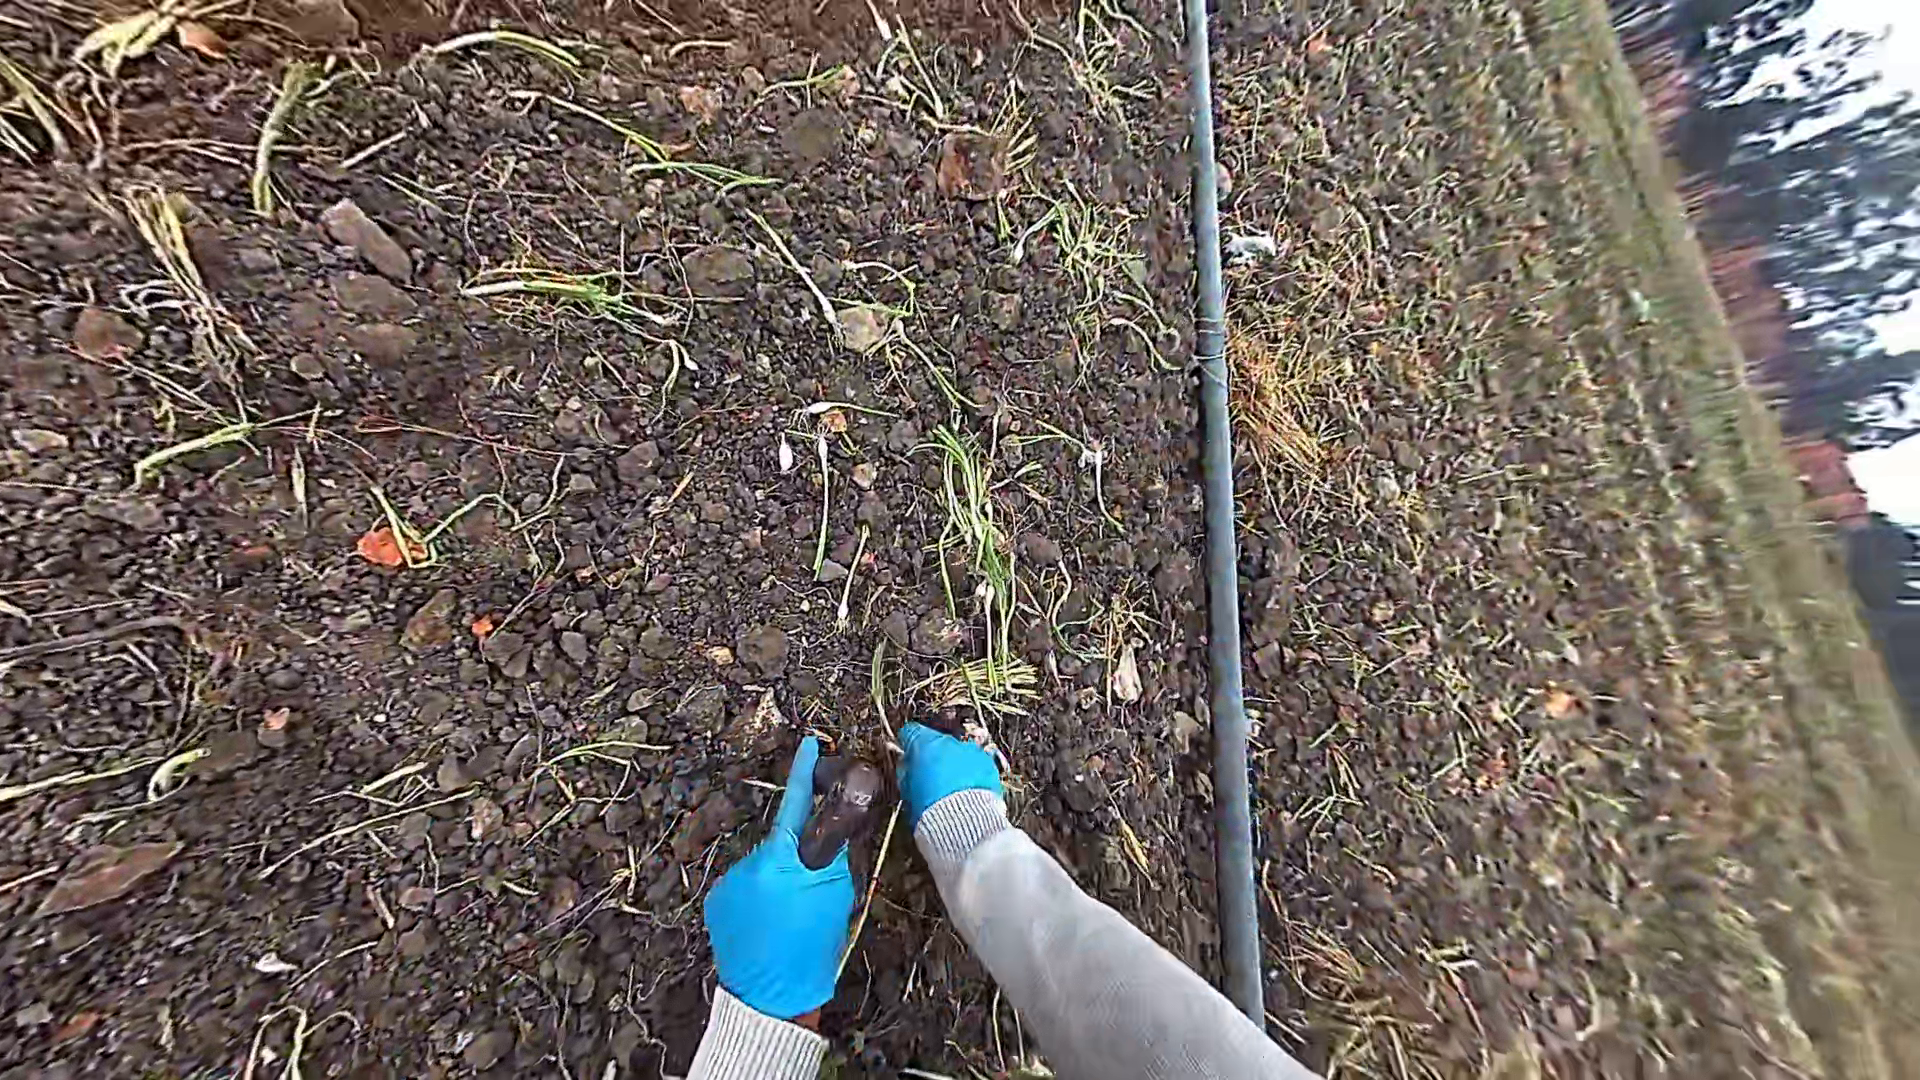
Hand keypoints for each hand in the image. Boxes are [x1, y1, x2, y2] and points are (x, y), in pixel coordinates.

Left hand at [703, 737, 856, 1020]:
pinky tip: (770, 914)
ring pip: (765, 862)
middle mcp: (747, 862)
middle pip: (783, 839)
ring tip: (790, 907)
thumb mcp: (838, 887)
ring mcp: (728, 884)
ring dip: (778, 873)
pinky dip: (760, 890)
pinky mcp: (717, 902)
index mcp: (781, 856)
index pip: (796, 801)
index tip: (809, 742)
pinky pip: (747, 882)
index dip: (804, 769)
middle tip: (813, 880)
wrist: (774, 997)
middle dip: (799, 850)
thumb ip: (835, 846)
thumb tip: (839, 814)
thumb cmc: (812, 940)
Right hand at [898, 722, 1002, 826]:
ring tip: (951, 788)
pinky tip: (967, 791)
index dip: (907, 743)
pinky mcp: (988, 764)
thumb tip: (906, 769)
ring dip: (953, 764)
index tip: (907, 753)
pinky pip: (975, 763)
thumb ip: (907, 775)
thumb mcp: (908, 796)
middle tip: (929, 777)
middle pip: (936, 742)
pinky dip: (971, 772)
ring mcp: (970, 752)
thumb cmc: (933, 814)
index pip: (911, 732)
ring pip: (957, 751)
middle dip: (933, 756)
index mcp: (924, 746)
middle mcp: (948, 743)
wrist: (966, 828)